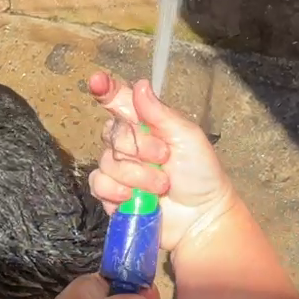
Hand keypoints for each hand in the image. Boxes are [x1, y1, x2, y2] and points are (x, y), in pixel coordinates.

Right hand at [87, 72, 237, 258]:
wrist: (200, 217)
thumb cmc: (200, 174)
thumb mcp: (187, 137)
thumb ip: (160, 113)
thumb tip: (140, 84)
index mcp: (144, 122)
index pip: (117, 99)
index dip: (105, 89)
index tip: (97, 81)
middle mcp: (127, 142)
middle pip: (112, 133)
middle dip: (140, 148)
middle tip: (164, 158)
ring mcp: (117, 168)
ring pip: (107, 161)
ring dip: (137, 176)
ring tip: (161, 186)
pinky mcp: (110, 193)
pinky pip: (99, 184)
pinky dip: (118, 192)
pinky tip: (136, 198)